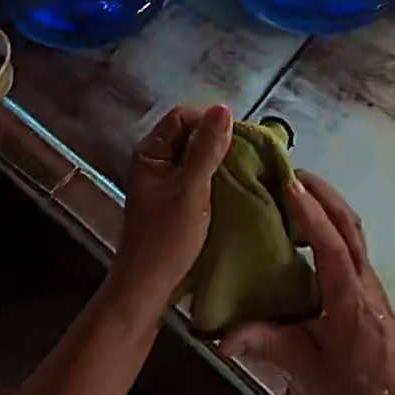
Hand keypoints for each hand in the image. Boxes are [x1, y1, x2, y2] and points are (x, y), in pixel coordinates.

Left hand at [111, 104, 232, 305]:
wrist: (148, 284)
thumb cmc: (166, 237)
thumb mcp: (191, 188)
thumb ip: (207, 149)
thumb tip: (224, 109)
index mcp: (150, 152)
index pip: (181, 116)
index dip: (208, 119)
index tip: (237, 135)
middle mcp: (154, 161)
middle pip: (189, 133)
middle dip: (217, 138)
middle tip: (245, 152)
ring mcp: (163, 180)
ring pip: (195, 155)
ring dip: (218, 158)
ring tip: (244, 168)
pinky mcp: (174, 198)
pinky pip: (197, 175)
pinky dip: (215, 176)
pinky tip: (233, 185)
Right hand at [220, 172, 394, 394]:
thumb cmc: (358, 387)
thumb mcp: (307, 368)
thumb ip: (265, 347)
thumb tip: (220, 339)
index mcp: (348, 297)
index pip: (331, 244)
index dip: (311, 213)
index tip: (289, 184)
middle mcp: (362, 279)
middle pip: (348, 222)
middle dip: (322, 192)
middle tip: (289, 171)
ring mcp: (369, 279)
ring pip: (353, 228)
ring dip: (328, 202)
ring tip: (297, 188)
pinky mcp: (368, 284)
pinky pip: (351, 240)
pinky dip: (331, 221)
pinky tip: (308, 228)